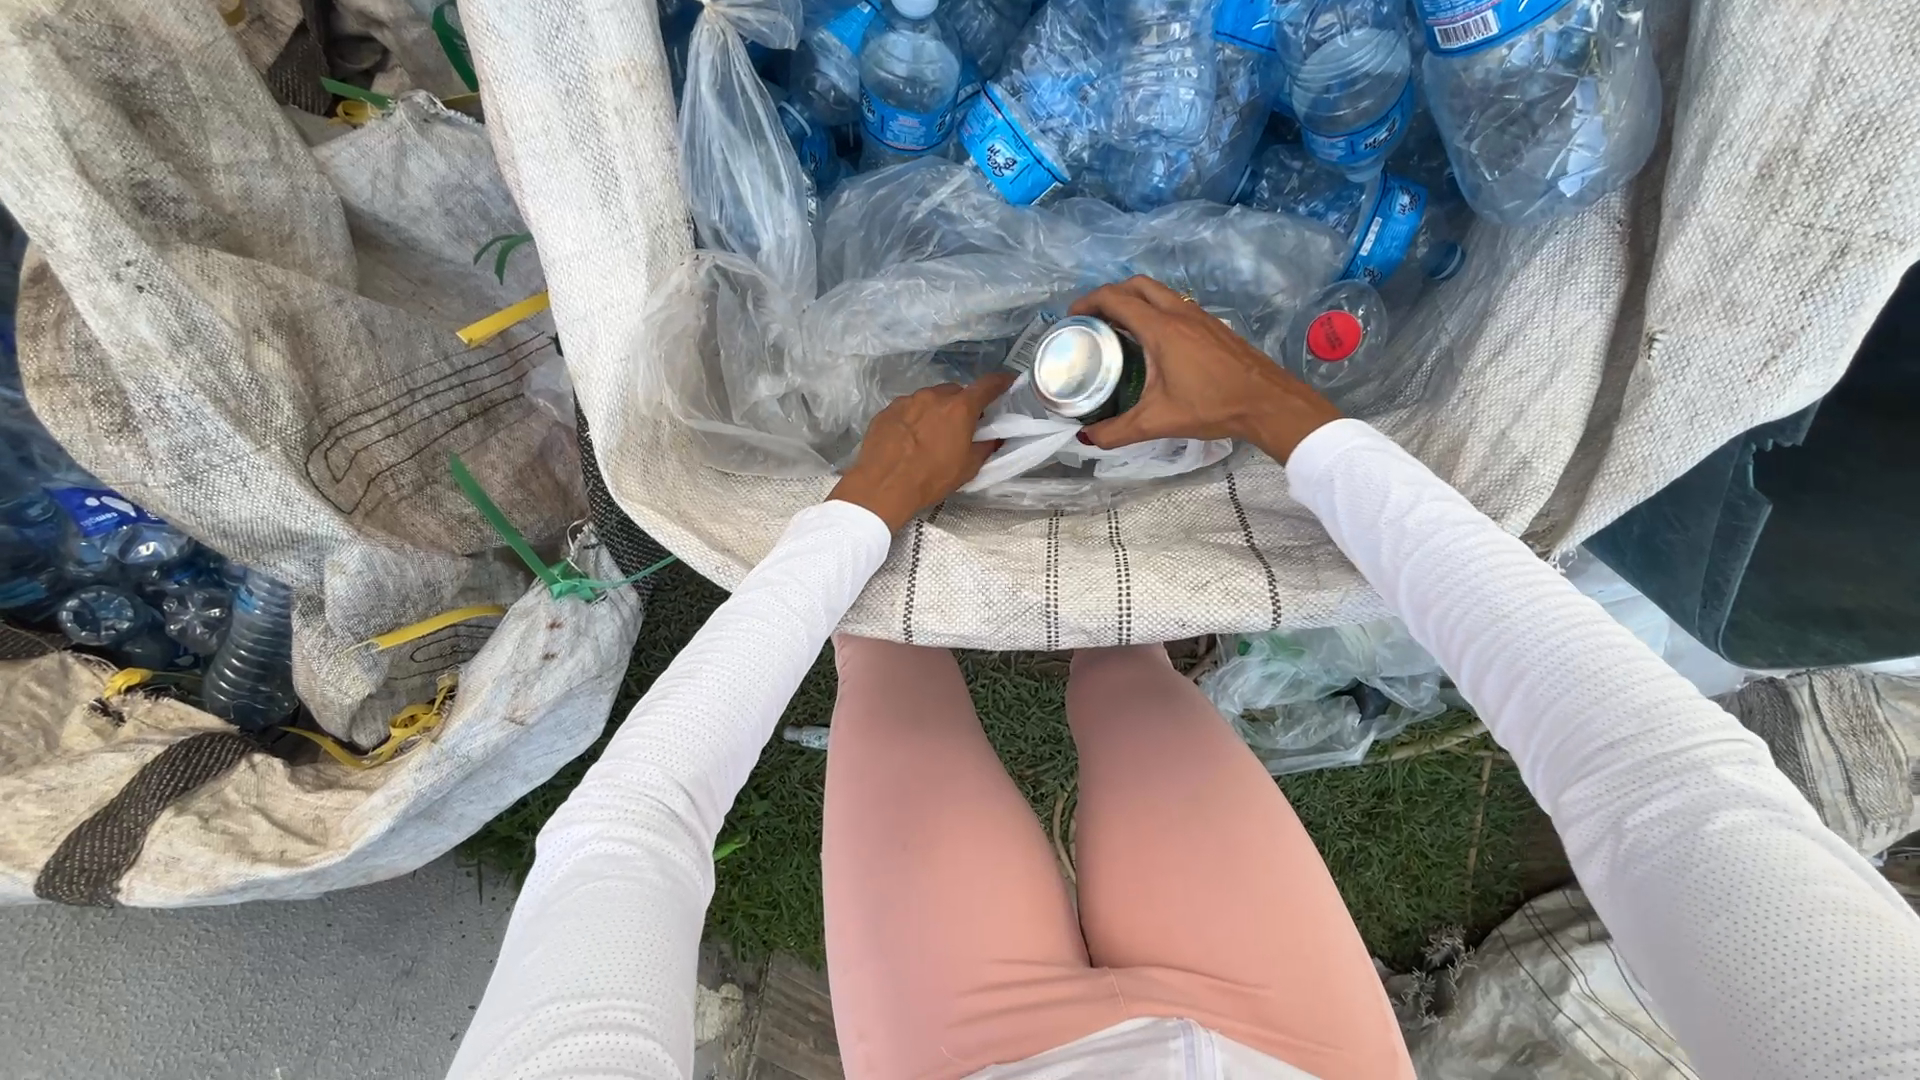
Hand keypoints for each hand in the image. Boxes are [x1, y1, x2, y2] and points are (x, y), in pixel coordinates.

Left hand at [829, 373, 1015, 530]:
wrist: (883, 486)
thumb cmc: (931, 478)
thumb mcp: (967, 468)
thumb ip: (984, 447)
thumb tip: (993, 438)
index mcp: (959, 408)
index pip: (987, 386)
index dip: (1000, 382)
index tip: (1007, 382)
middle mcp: (933, 396)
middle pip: (955, 392)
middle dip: (962, 404)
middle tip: (962, 425)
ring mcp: (907, 401)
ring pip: (929, 399)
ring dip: (936, 410)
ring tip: (932, 434)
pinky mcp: (887, 410)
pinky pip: (908, 408)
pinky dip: (914, 418)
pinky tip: (909, 438)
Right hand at [1069, 276, 1341, 462]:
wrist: (1266, 402)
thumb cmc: (1212, 406)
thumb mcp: (1157, 422)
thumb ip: (1116, 431)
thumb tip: (1087, 438)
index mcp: (1161, 329)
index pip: (1116, 299)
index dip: (1088, 302)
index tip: (1072, 316)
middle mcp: (1178, 313)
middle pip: (1136, 285)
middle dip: (1110, 294)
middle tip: (1093, 317)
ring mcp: (1198, 315)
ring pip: (1158, 291)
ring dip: (1133, 299)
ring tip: (1116, 325)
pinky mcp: (1211, 325)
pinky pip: (1174, 304)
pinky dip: (1153, 309)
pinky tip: (1150, 339)